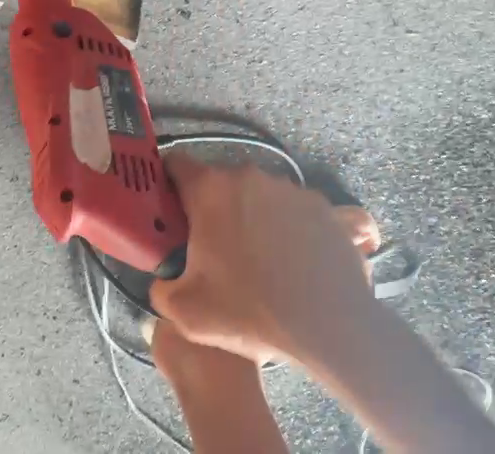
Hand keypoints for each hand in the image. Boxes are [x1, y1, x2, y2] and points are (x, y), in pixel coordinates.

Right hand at [151, 157, 381, 366]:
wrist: (333, 330)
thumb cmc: (252, 312)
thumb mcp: (187, 312)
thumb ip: (161, 290)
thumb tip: (163, 284)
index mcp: (210, 190)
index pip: (175, 164)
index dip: (168, 184)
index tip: (170, 210)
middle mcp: (250, 177)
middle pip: (220, 182)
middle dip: (215, 207)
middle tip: (217, 248)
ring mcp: (293, 190)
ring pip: (262, 195)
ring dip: (257, 216)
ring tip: (266, 260)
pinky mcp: (328, 209)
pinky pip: (304, 211)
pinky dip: (299, 228)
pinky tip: (303, 259)